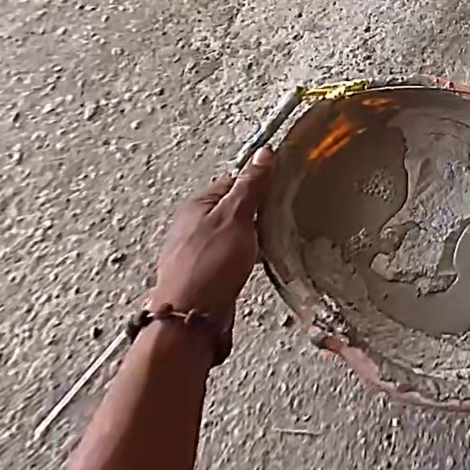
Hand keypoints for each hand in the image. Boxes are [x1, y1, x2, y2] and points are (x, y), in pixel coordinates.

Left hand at [149, 149, 274, 325]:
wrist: (191, 318)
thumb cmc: (210, 262)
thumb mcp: (236, 214)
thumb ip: (251, 183)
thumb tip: (265, 151)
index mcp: (197, 204)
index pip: (234, 179)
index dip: (257, 183)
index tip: (278, 189)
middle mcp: (192, 224)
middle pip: (233, 205)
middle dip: (256, 210)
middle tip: (275, 216)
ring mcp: (197, 250)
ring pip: (233, 230)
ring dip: (251, 233)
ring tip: (267, 240)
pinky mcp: (205, 272)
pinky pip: (231, 253)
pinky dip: (245, 253)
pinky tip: (254, 261)